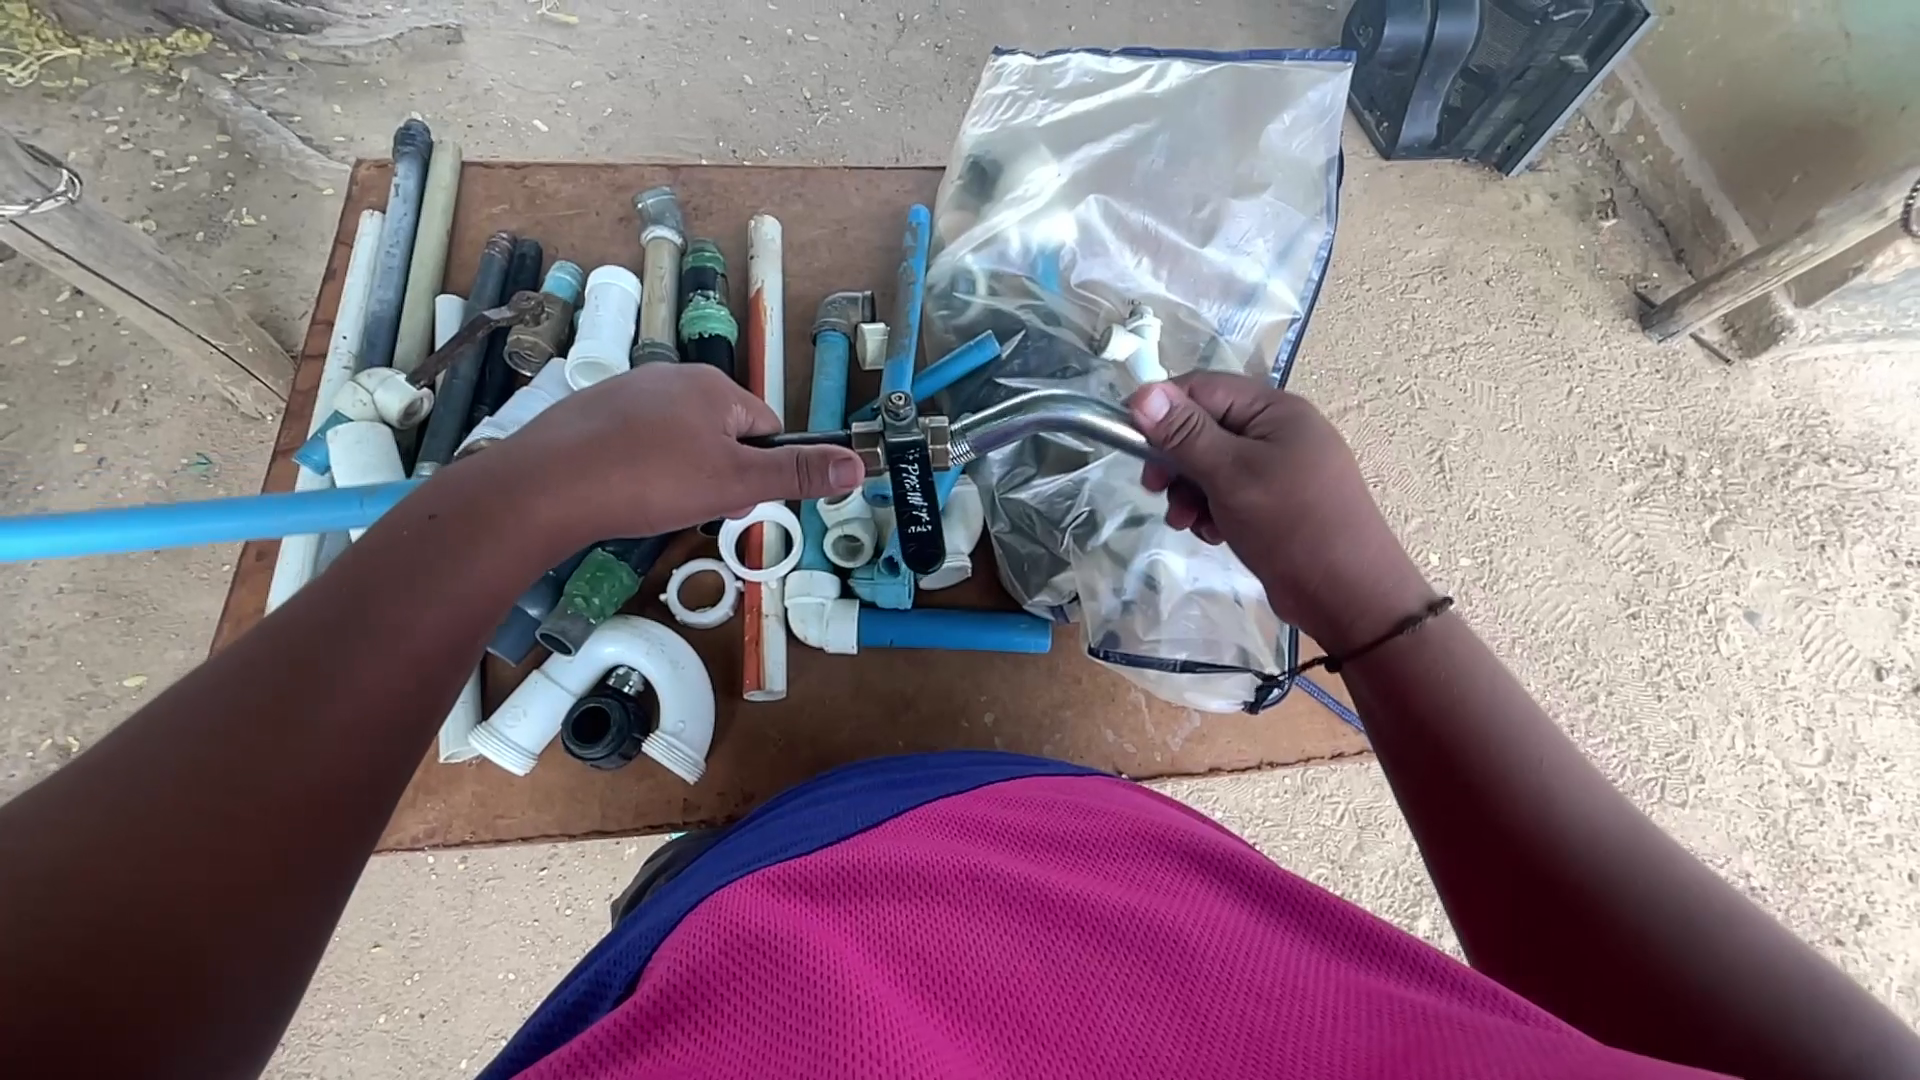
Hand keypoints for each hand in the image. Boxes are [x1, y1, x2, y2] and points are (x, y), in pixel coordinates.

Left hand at [456, 363, 863, 548]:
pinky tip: (625, 490)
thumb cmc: (652, 481)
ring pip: (682, 437)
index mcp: (715, 387)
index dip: (762, 469)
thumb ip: (798, 473)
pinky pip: (640, 439)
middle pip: (725, 431)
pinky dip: (644, 464)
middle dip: (722, 471)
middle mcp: (674, 376)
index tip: (738, 499)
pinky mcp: (593, 410)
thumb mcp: (737, 482)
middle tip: (697, 506)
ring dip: (684, 471)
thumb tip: (858, 464)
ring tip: (658, 502)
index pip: (769, 427)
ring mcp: (629, 390)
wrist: (545, 487)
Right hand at [1127, 373, 1434, 653]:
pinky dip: (1210, 512)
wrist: (1348, 594)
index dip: (1161, 409)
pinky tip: (1212, 534)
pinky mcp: (1273, 503)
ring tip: (1189, 523)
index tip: (1129, 441)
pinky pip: (1227, 494)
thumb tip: (1142, 393)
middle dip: (1175, 461)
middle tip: (1154, 490)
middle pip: (1203, 428)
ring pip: (1210, 466)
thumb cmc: (1291, 524)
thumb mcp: (1230, 474)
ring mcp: (1277, 469)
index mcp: (1274, 410)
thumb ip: (1185, 434)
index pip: (1202, 388)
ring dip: (1189, 493)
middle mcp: (1275, 432)